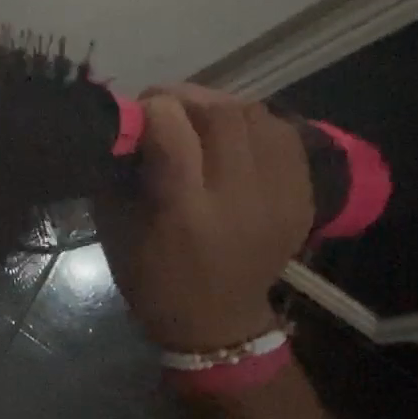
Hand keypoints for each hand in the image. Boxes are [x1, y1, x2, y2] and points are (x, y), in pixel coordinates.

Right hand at [96, 84, 314, 350]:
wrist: (214, 320)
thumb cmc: (149, 274)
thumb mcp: (114, 222)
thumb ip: (119, 168)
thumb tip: (125, 121)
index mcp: (184, 210)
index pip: (171, 129)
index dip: (148, 108)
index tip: (132, 113)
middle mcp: (239, 199)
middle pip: (222, 114)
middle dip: (184, 98)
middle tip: (161, 106)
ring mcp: (280, 198)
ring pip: (258, 117)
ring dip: (219, 106)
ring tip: (195, 118)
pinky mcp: (302, 199)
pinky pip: (283, 136)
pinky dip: (252, 124)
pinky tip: (230, 136)